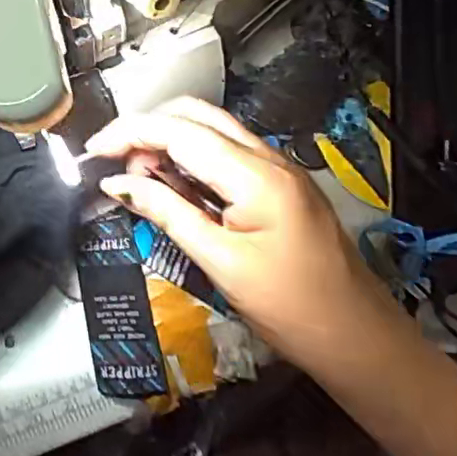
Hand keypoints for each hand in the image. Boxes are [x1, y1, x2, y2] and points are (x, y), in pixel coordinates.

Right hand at [87, 97, 403, 375]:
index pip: (179, 131)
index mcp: (255, 175)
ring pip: (209, 128)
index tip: (95, 150)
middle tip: (117, 164)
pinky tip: (174, 184)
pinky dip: (191, 157)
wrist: (361, 340)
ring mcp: (276, 166)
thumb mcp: (221, 263)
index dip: (130, 133)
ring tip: (140, 177)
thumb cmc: (294, 311)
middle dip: (148, 128)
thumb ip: (168, 213)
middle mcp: (268, 157)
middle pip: (194, 115)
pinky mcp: (277, 182)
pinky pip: (225, 152)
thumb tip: (118, 184)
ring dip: (169, 141)